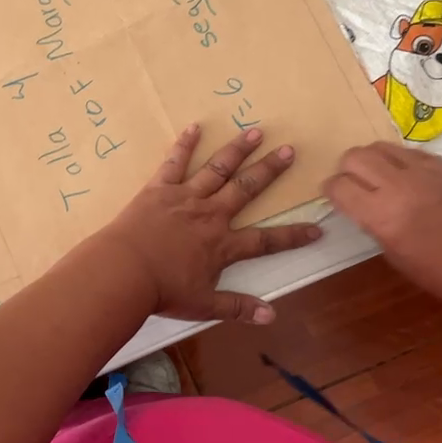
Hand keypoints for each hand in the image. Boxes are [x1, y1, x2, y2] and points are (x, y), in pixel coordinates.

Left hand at [90, 124, 321, 324]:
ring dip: (237, 150)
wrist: (124, 270)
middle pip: (246, 189)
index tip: (317, 228)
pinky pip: (174, 162)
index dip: (292, 236)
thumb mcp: (204, 305)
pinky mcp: (159, 188)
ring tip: (254, 132)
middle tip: (288, 150)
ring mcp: (185, 197)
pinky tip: (194, 127)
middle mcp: (210, 215)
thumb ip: (238, 307)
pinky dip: (185, 144)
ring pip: (217, 169)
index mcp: (222, 245)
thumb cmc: (163, 291)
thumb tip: (271, 316)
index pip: (266, 241)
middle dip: (268, 170)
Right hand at [322, 142, 441, 304]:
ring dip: (373, 160)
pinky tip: (410, 178)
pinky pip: (412, 152)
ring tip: (381, 177)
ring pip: (381, 146)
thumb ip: (371, 221)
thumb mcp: (392, 254)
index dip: (331, 191)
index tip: (336, 197)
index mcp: (382, 215)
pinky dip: (402, 161)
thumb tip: (359, 203)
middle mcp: (400, 186)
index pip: (338, 186)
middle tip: (355, 184)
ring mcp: (426, 172)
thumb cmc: (441, 274)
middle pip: (355, 156)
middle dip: (347, 169)